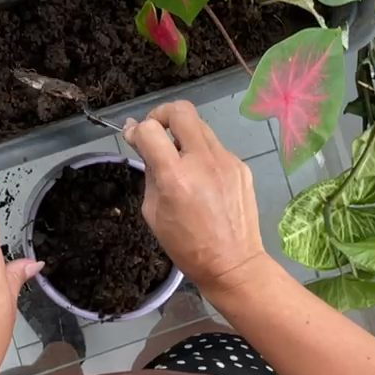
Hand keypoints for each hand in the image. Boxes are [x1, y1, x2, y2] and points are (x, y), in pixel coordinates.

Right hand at [124, 102, 269, 296]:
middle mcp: (202, 161)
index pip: (150, 130)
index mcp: (175, 177)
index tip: (134, 137)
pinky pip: (215, 147)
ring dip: (183, 133)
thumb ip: (150, 174)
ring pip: (200, 125)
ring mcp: (226, 161)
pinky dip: (202, 153)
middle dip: (162, 114)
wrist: (233, 263)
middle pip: (181, 110)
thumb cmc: (186, 245)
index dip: (137, 130)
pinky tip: (202, 177)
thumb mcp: (152, 212)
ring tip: (179, 156)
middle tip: (157, 132)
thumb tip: (143, 145)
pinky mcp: (241, 166)